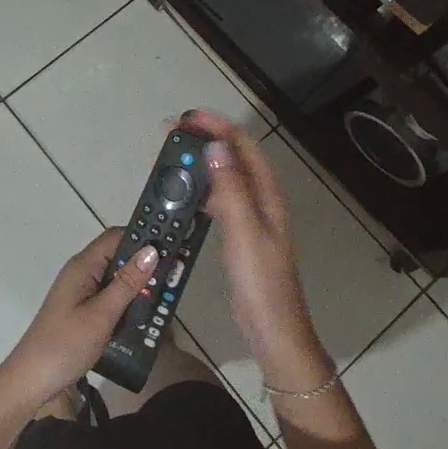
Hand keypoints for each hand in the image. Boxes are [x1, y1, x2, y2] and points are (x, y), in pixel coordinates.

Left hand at [0, 229, 157, 404]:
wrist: (32, 380)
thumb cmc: (66, 344)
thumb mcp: (101, 314)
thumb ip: (127, 283)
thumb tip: (151, 250)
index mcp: (83, 266)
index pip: (116, 237)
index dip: (141, 237)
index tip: (170, 245)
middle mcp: (82, 273)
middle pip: (118, 258)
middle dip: (144, 265)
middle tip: (176, 275)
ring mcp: (82, 293)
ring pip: (117, 280)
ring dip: (138, 288)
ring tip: (167, 296)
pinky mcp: (84, 312)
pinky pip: (111, 299)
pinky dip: (127, 304)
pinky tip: (146, 317)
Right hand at [190, 110, 329, 390]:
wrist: (273, 331)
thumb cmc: (262, 283)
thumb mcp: (245, 233)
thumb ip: (231, 190)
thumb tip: (216, 147)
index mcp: (267, 196)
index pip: (243, 148)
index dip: (218, 127)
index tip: (188, 117)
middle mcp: (262, 202)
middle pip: (234, 158)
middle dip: (207, 139)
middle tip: (174, 131)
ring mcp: (252, 219)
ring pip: (226, 178)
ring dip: (202, 162)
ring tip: (174, 155)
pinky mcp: (240, 236)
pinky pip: (220, 200)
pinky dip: (202, 188)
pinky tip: (185, 193)